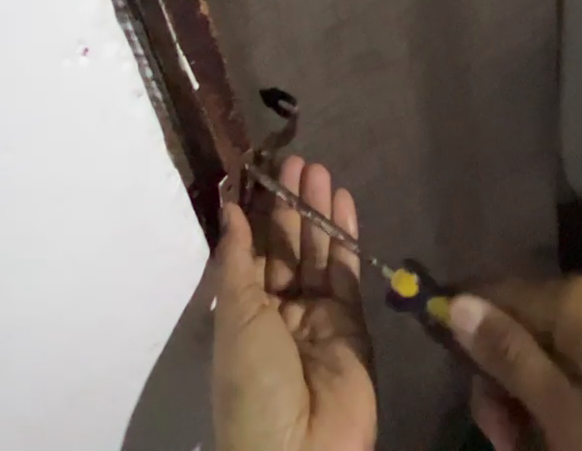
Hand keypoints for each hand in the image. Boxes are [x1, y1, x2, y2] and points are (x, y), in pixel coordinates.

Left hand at [212, 156, 376, 450]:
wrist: (302, 450)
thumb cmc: (254, 380)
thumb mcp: (236, 316)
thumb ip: (239, 258)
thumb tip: (229, 209)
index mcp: (244, 311)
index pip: (252, 250)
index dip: (257, 212)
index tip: (262, 171)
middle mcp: (280, 308)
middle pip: (286, 246)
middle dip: (290, 204)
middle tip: (296, 161)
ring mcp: (318, 314)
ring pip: (317, 252)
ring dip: (317, 211)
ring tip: (318, 169)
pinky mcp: (352, 322)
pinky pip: (346, 270)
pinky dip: (345, 236)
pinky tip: (343, 201)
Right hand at [447, 276, 581, 450]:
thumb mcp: (564, 413)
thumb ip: (507, 355)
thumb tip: (454, 301)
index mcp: (569, 301)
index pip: (487, 294)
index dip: (462, 334)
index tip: (460, 389)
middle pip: (512, 330)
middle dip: (499, 386)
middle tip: (506, 442)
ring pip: (538, 360)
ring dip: (526, 407)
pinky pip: (570, 378)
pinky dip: (557, 412)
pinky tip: (563, 446)